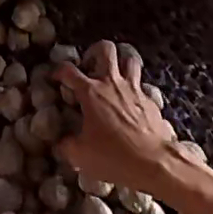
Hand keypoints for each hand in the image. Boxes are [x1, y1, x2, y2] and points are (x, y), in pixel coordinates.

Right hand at [53, 41, 180, 196]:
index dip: (58, 71)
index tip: (55, 77)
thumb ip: (66, 145)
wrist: (157, 164)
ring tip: (114, 74)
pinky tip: (133, 102)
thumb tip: (60, 143)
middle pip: (105, 49)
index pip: (68, 70)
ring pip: (129, 59)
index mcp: (91, 92)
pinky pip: (143, 86)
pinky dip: (136, 89)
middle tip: (90, 65)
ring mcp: (134, 89)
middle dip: (95, 51)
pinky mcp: (151, 101)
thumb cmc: (115, 157)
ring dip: (121, 63)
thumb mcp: (81, 156)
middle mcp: (112, 83)